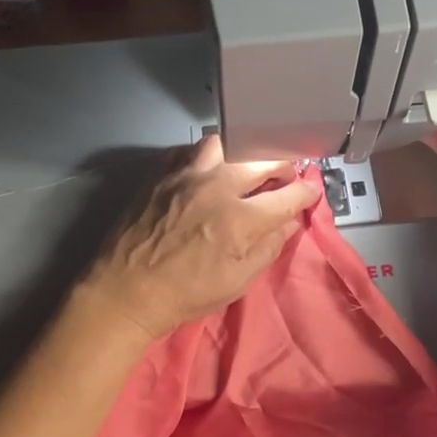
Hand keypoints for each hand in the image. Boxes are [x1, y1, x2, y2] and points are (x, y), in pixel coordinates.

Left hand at [80, 136, 322, 340]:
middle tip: (283, 177)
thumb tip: (289, 223)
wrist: (126, 291)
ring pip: (222, 143)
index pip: (288, 195)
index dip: (306, 193)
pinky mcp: (159, 175)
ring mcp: (184, 175)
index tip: (310, 193)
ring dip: (239, 152)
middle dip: (282, 165)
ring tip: (241, 168)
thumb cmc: (185, 293)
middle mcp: (216, 186)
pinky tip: (203, 172)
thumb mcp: (237, 281)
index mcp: (240, 218)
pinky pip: (186, 152)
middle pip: (261, 158)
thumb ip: (268, 248)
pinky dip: (202, 157)